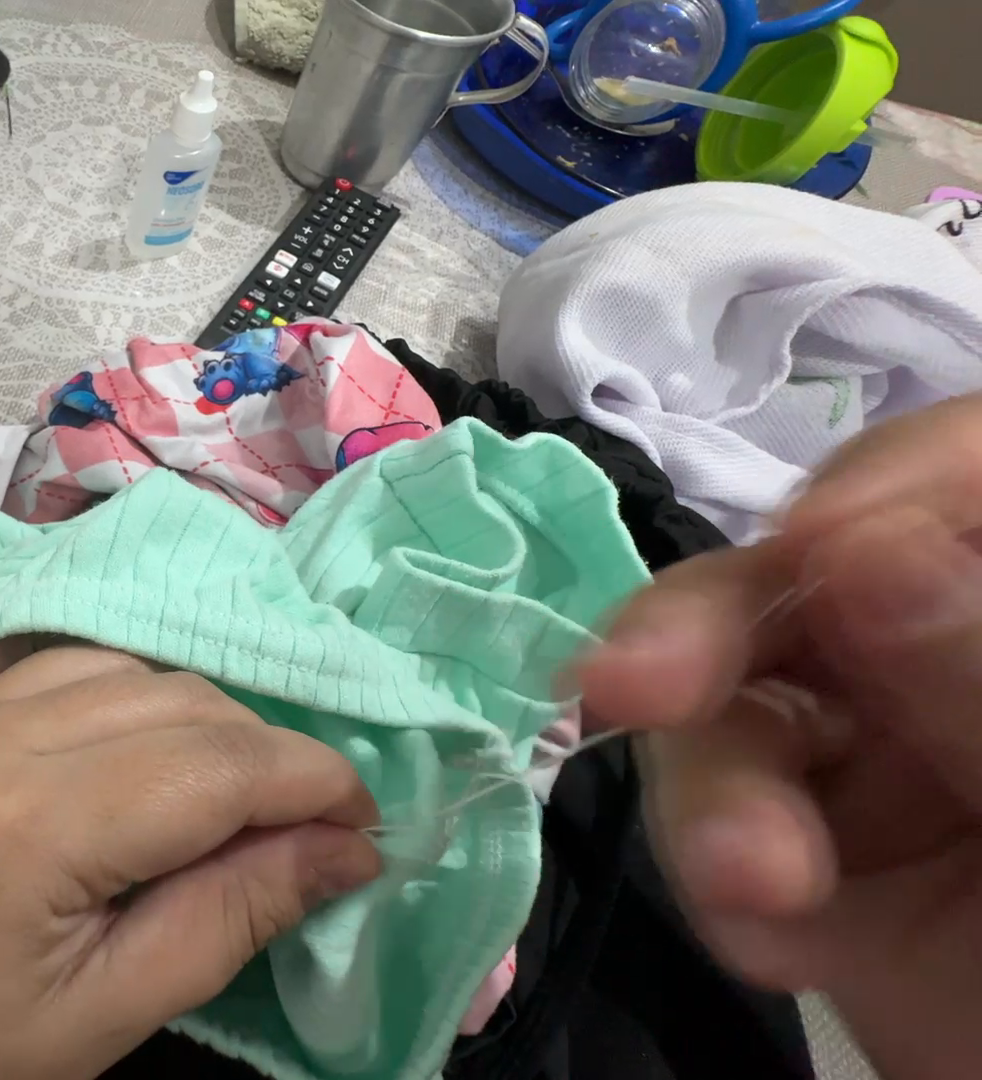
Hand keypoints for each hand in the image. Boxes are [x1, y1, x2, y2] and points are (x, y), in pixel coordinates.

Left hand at [0, 640, 379, 1079]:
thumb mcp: (110, 1012)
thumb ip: (232, 916)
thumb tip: (346, 847)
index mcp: (36, 824)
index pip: (215, 764)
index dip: (310, 779)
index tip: (365, 818)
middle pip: (176, 699)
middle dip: (262, 750)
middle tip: (301, 817)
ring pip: (123, 662)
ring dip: (193, 712)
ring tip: (220, 783)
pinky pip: (49, 650)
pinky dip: (111, 675)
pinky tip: (130, 721)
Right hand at [574, 395, 981, 1079]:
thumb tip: (854, 552)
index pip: (961, 476)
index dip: (889, 484)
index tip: (825, 543)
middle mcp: (932, 654)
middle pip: (783, 587)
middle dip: (692, 635)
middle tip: (624, 689)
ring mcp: (854, 742)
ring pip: (711, 704)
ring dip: (706, 792)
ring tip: (745, 887)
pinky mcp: (777, 824)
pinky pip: (694, 806)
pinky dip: (703, 859)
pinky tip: (761, 936)